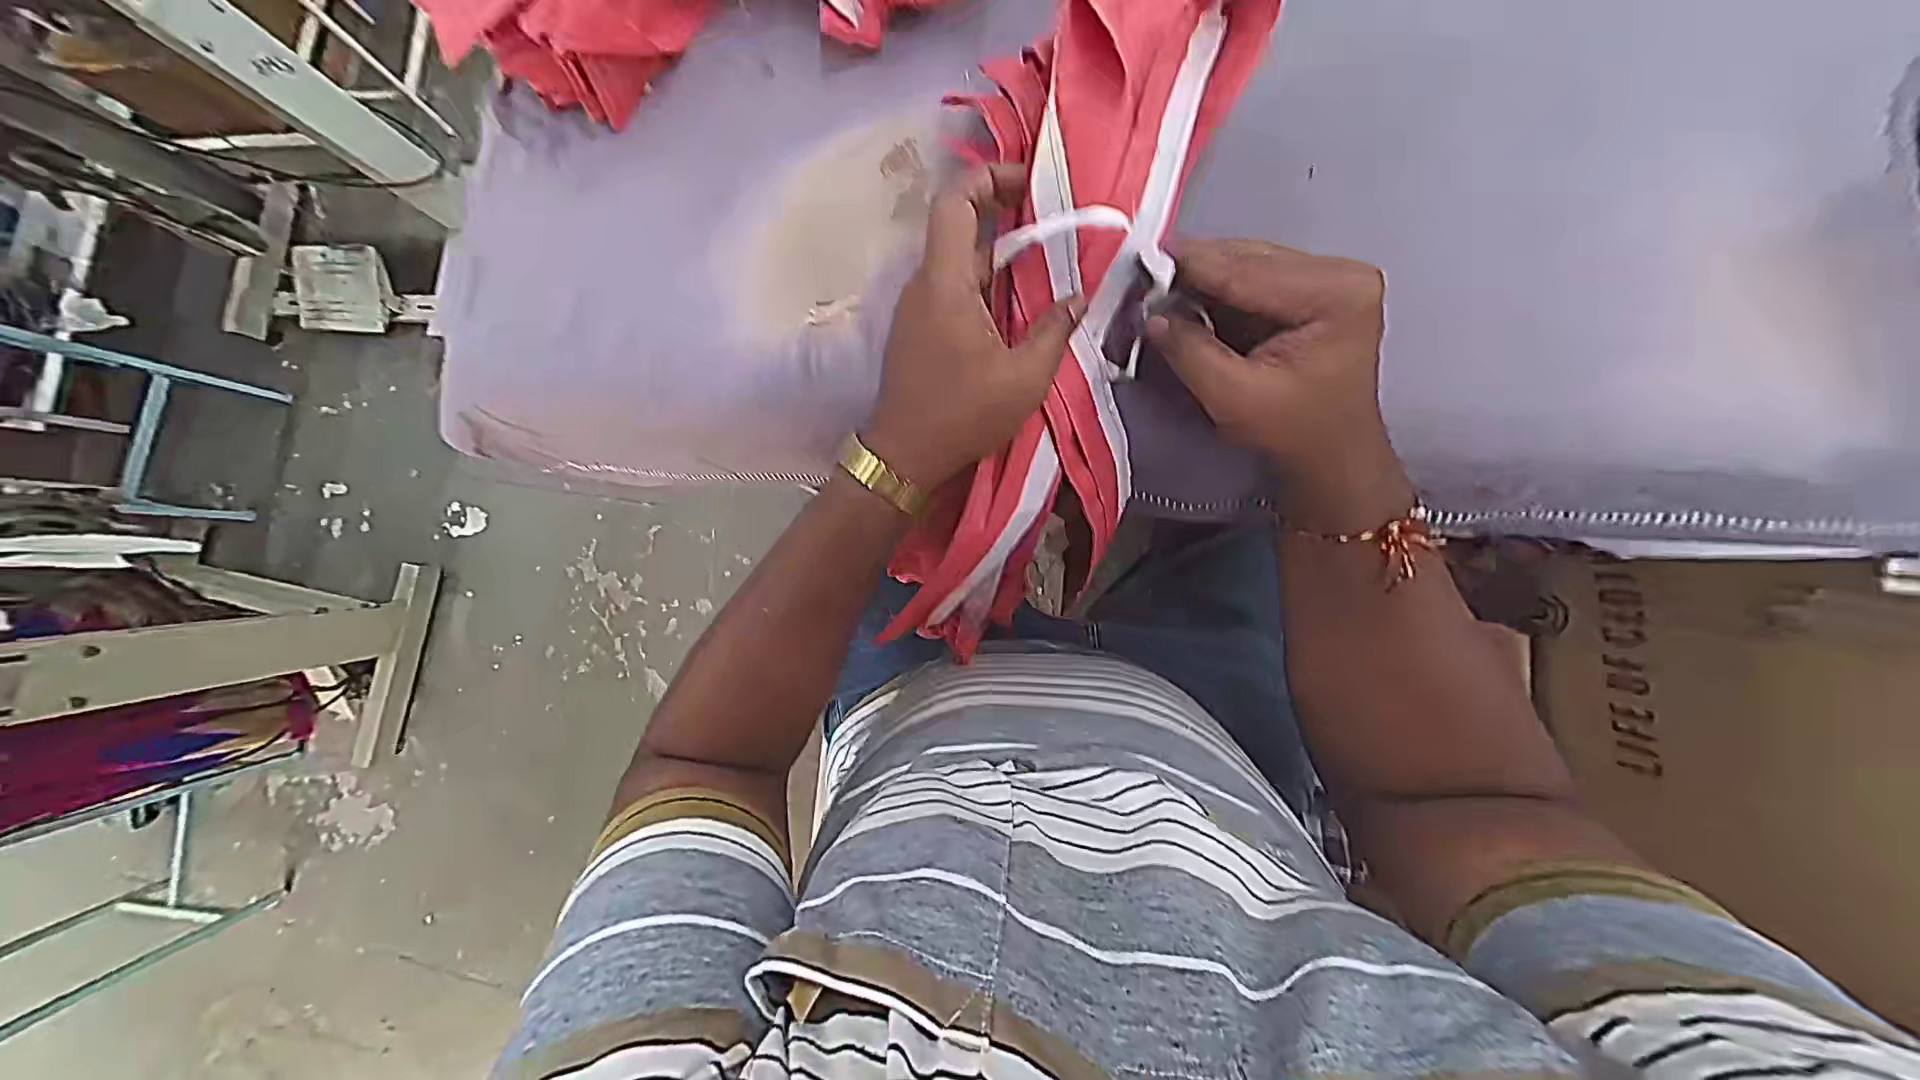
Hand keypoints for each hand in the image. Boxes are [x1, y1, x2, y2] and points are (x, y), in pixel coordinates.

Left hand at [863, 165, 1083, 489]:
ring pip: (957, 265)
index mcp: (944, 284)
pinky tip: (1012, 310)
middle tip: (1052, 231)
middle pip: (959, 231)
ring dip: (997, 261)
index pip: (954, 201)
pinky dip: (981, 288)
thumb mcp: (1024, 377)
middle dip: (1005, 221)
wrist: (905, 455)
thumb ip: (1054, 330)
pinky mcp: (916, 330)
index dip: (989, 178)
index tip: (1027, 185)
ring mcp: (915, 309)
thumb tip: (1079, 297)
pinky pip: (949, 292)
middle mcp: (923, 286)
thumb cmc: (963, 415)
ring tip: (1042, 274)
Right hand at [1147, 238, 1411, 532]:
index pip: (1247, 271)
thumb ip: (1191, 353)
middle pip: (1246, 258)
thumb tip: (1150, 317)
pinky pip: (1247, 279)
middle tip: (1138, 273)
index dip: (1189, 267)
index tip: (1140, 261)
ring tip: (1152, 284)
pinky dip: (1210, 289)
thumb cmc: (1293, 433)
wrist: (1330, 457)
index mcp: (1334, 292)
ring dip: (1197, 277)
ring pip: (1243, 263)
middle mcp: (1335, 273)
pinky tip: (1178, 295)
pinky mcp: (1304, 293)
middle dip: (1190, 269)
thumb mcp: (1235, 398)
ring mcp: (1322, 279)